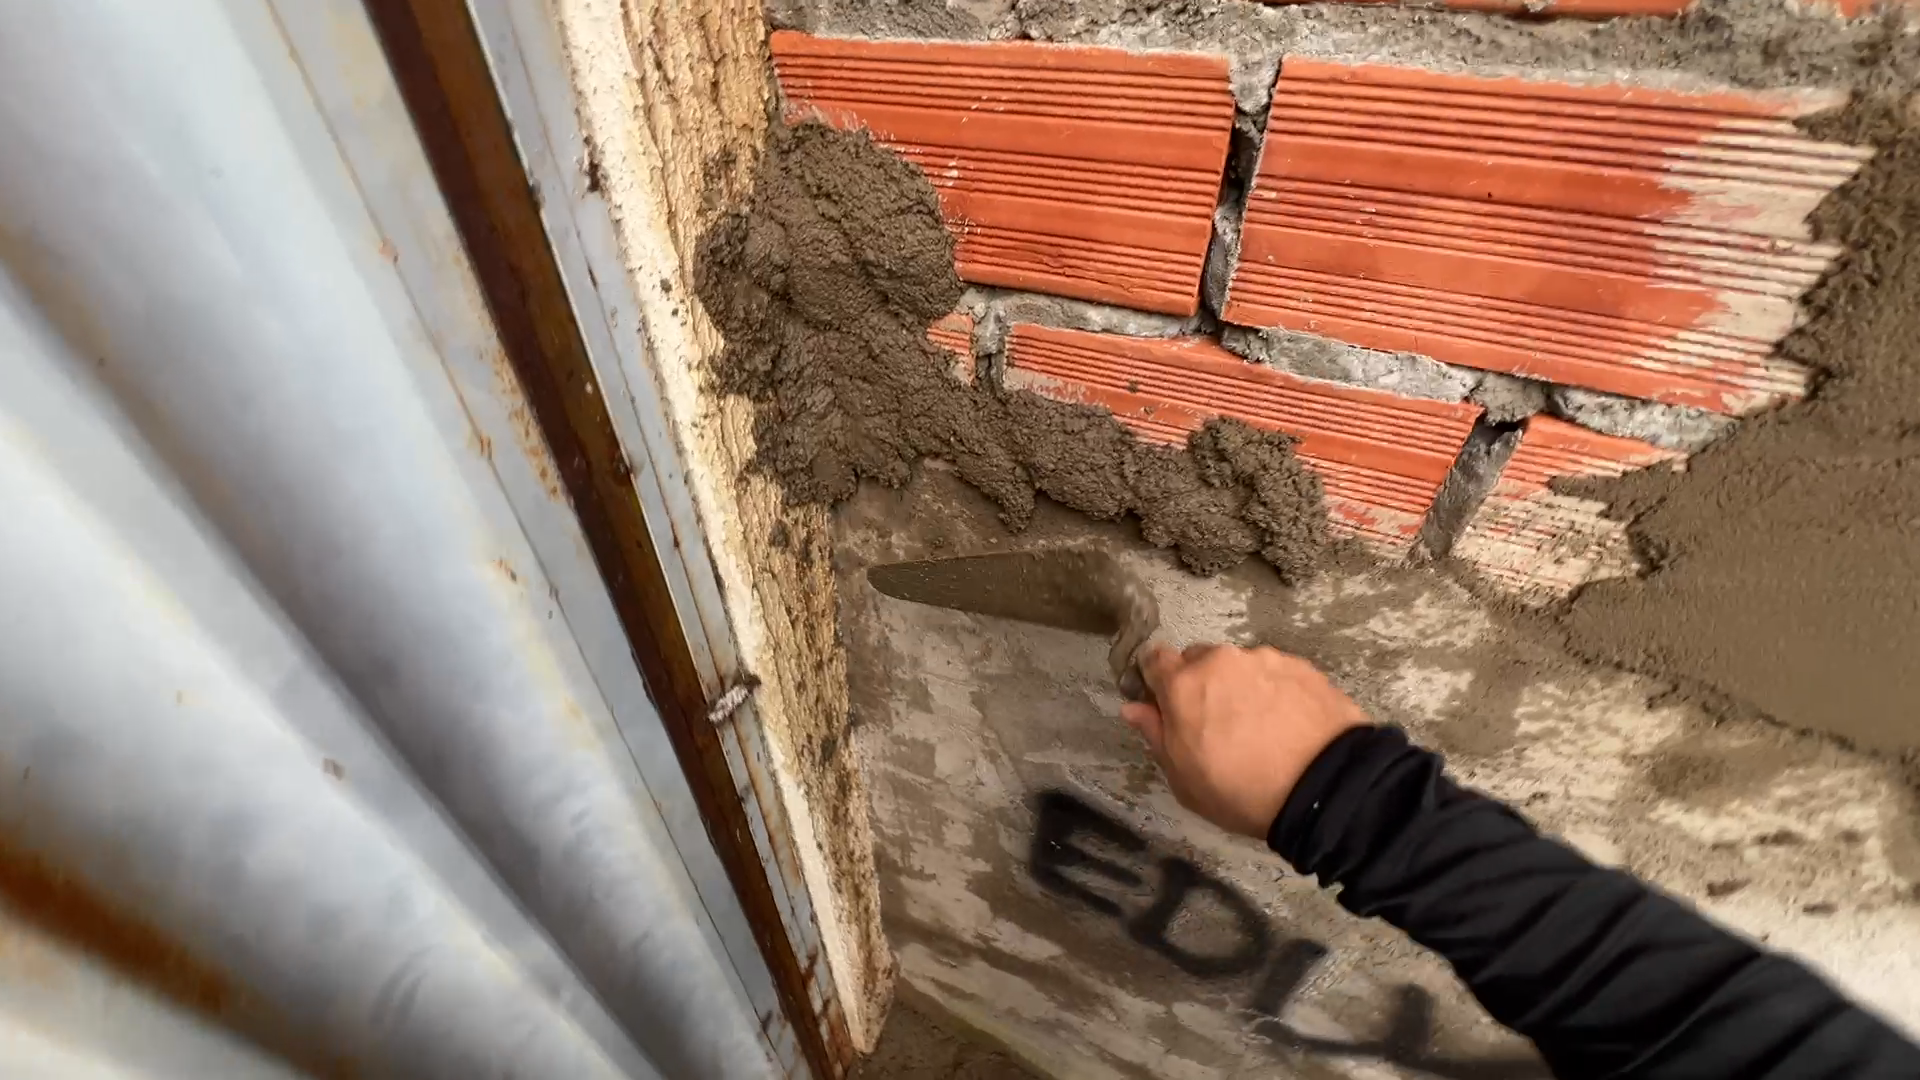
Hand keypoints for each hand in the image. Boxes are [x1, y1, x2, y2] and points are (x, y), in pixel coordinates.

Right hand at [1121, 643, 1368, 837]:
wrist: (1327, 789)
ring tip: (1260, 724)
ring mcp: (1262, 659)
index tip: (1165, 703)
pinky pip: (1273, 671)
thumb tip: (1133, 707)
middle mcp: (1219, 660)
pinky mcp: (1300, 666)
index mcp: (1182, 684)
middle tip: (1215, 720)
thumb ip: (1155, 734)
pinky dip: (1273, 689)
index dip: (1156, 679)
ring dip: (1238, 685)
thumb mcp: (1184, 778)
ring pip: (1237, 665)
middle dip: (1198, 682)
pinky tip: (1287, 722)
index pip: (1154, 658)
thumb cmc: (1242, 790)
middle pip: (1197, 659)